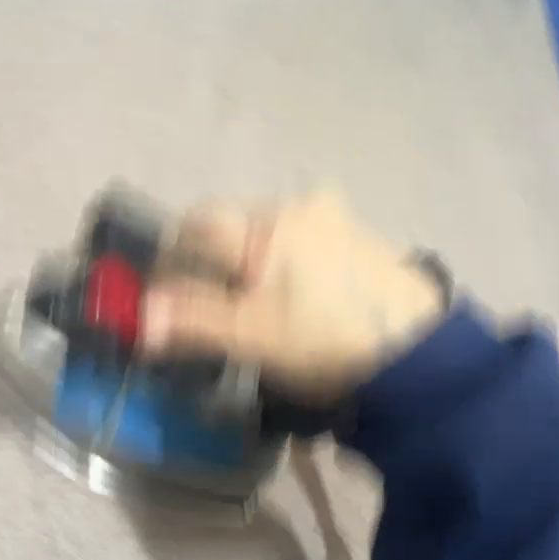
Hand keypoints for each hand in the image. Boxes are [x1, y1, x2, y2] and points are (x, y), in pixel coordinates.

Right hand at [141, 189, 445, 400]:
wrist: (421, 355)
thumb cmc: (327, 339)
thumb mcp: (252, 335)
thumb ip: (191, 320)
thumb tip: (137, 319)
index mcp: (271, 221)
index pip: (195, 226)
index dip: (168, 262)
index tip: (159, 301)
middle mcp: (299, 204)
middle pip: (225, 230)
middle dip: (203, 269)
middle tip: (198, 316)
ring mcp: (330, 217)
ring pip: (256, 239)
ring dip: (236, 271)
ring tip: (241, 316)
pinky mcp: (349, 237)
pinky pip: (288, 245)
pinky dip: (270, 271)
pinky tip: (282, 306)